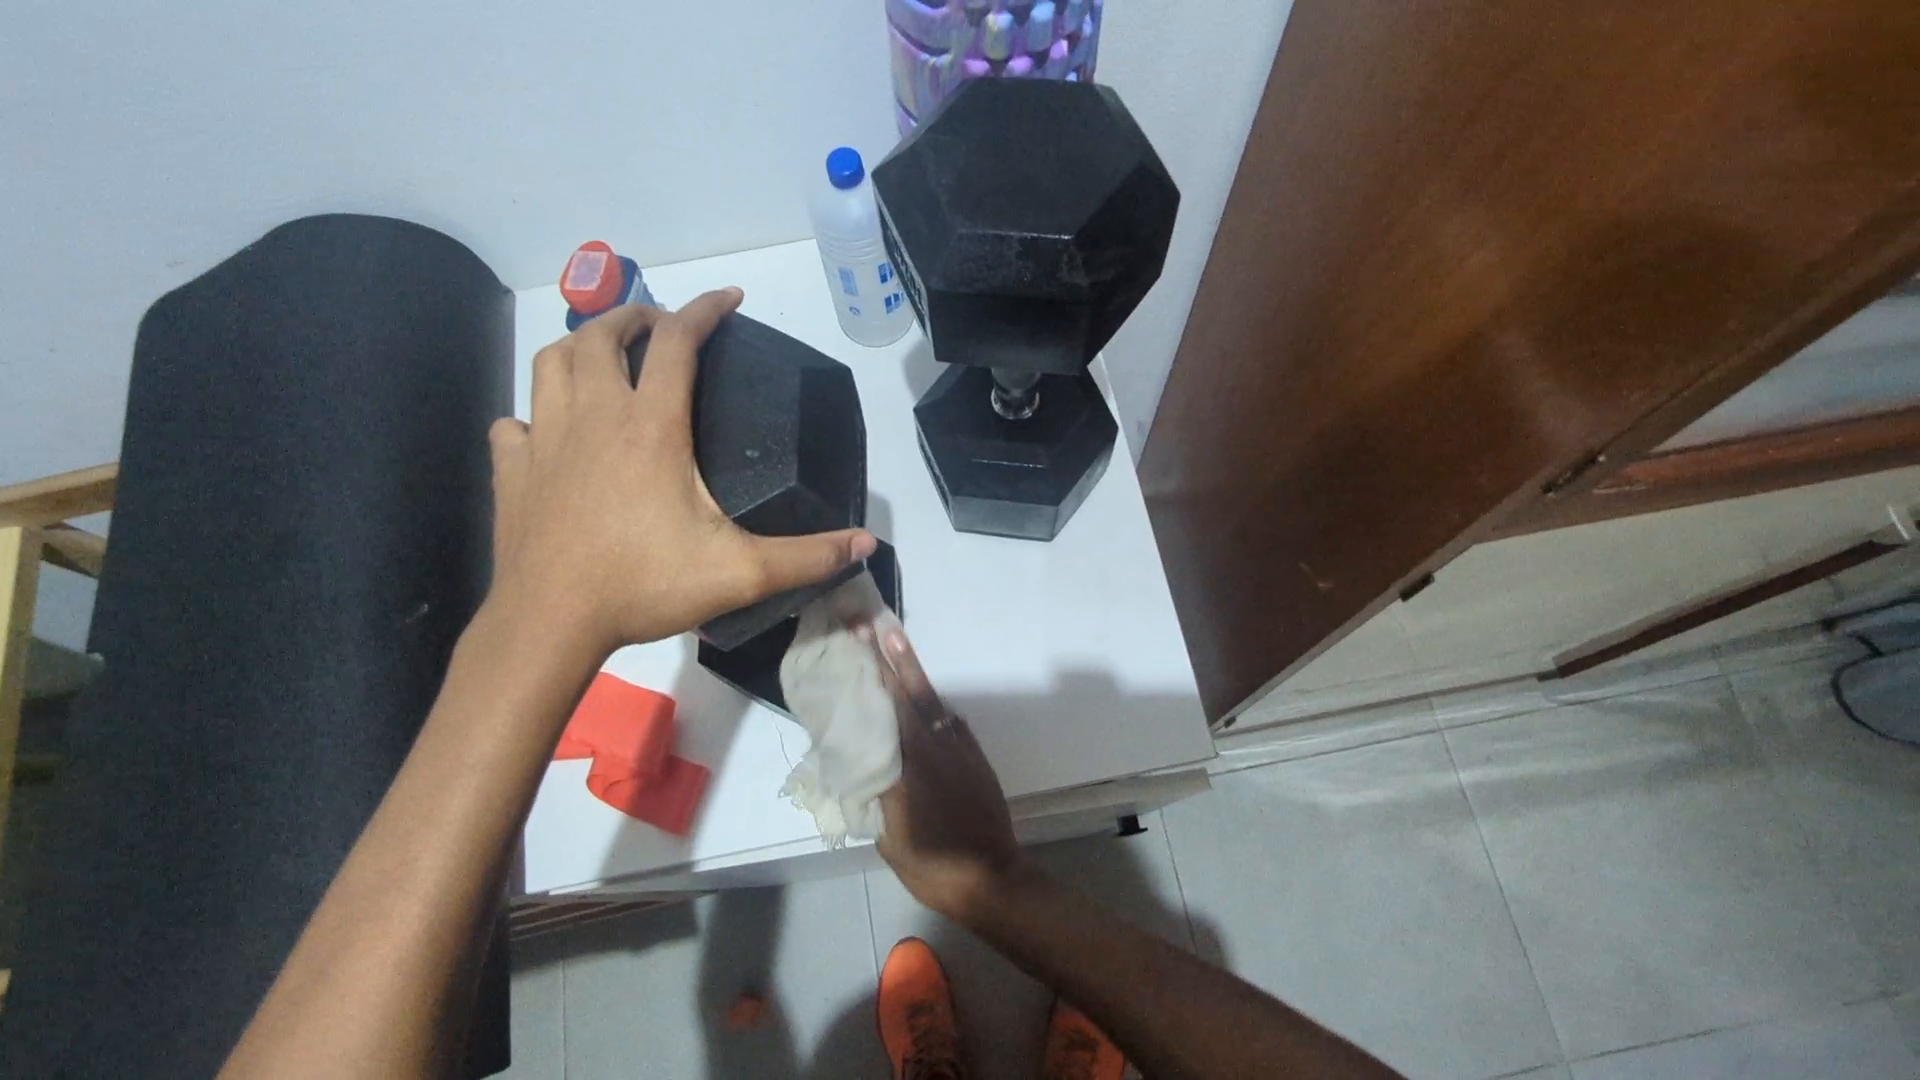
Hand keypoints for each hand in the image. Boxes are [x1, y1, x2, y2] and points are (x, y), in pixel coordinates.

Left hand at [488, 289, 876, 661]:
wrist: (551, 623)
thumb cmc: (645, 586)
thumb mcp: (741, 573)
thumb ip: (807, 556)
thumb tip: (866, 542)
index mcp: (651, 427)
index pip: (678, 342)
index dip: (705, 309)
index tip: (729, 298)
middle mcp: (595, 416)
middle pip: (602, 334)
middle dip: (635, 316)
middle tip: (662, 328)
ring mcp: (545, 439)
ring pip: (552, 362)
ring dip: (581, 346)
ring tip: (606, 357)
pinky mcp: (513, 469)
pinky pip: (518, 421)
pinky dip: (536, 413)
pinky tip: (551, 432)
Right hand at [869, 625, 1020, 922]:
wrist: (990, 881)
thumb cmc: (932, 868)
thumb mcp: (890, 839)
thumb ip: (878, 796)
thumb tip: (865, 766)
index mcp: (909, 766)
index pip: (887, 708)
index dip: (873, 672)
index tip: (859, 639)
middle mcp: (935, 749)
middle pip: (910, 694)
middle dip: (891, 657)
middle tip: (873, 623)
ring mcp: (960, 751)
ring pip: (932, 703)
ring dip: (912, 673)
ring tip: (896, 642)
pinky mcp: (976, 759)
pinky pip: (952, 724)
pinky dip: (935, 707)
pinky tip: (924, 699)